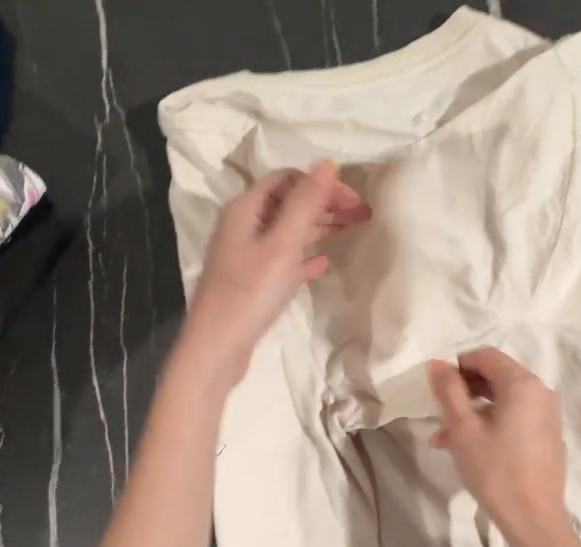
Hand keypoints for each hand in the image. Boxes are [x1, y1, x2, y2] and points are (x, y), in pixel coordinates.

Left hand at [180, 162, 370, 386]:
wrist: (217, 347)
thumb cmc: (250, 293)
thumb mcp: (282, 244)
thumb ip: (305, 203)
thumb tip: (327, 164)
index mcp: (245, 209)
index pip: (287, 179)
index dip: (321, 184)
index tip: (353, 199)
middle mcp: (243, 227)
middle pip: (288, 204)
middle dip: (324, 204)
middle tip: (362, 214)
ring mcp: (246, 256)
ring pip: (288, 232)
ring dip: (319, 228)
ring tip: (350, 231)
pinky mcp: (252, 284)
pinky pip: (283, 262)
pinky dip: (304, 258)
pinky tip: (323, 264)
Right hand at [429, 348, 569, 546]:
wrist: (533, 518)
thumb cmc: (495, 471)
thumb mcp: (464, 430)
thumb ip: (448, 392)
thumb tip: (436, 364)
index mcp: (522, 384)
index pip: (487, 356)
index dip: (458, 365)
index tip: (436, 387)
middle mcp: (540, 393)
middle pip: (497, 377)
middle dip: (464, 392)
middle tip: (438, 414)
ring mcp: (547, 416)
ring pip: (504, 401)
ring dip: (473, 412)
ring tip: (446, 439)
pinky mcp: (547, 437)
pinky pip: (516, 418)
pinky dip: (492, 424)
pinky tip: (472, 449)